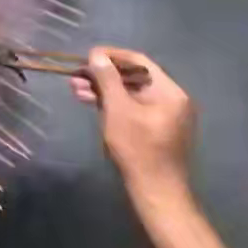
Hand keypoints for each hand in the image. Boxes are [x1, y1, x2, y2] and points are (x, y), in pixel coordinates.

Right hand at [71, 46, 195, 200]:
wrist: (156, 192)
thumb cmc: (137, 149)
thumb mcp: (118, 110)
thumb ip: (107, 79)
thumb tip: (97, 54)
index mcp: (169, 91)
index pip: (138, 61)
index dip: (111, 56)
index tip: (86, 56)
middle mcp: (171, 99)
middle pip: (134, 77)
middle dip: (103, 75)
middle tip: (75, 76)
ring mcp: (164, 115)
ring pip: (130, 93)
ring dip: (104, 90)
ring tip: (76, 90)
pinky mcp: (155, 129)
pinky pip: (132, 108)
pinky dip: (113, 104)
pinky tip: (92, 103)